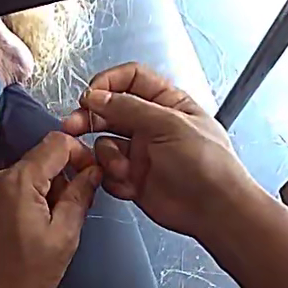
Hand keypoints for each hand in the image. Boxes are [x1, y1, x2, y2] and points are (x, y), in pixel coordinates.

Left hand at [0, 132, 100, 287]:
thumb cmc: (23, 277)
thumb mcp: (63, 238)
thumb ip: (79, 198)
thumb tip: (93, 172)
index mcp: (19, 182)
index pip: (56, 142)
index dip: (81, 154)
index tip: (92, 177)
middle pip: (41, 159)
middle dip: (64, 178)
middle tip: (76, 211)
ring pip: (27, 174)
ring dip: (47, 191)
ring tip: (53, 227)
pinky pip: (11, 189)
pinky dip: (29, 199)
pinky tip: (33, 230)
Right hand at [59, 63, 259, 239]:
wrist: (214, 208)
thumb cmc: (207, 163)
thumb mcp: (169, 124)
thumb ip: (129, 108)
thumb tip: (97, 96)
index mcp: (166, 103)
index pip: (130, 79)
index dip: (107, 84)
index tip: (90, 95)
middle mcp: (151, 125)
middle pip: (110, 110)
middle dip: (90, 117)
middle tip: (73, 125)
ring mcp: (142, 152)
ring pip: (105, 143)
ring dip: (106, 156)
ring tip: (121, 168)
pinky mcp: (134, 178)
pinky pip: (108, 172)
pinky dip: (112, 178)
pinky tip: (129, 184)